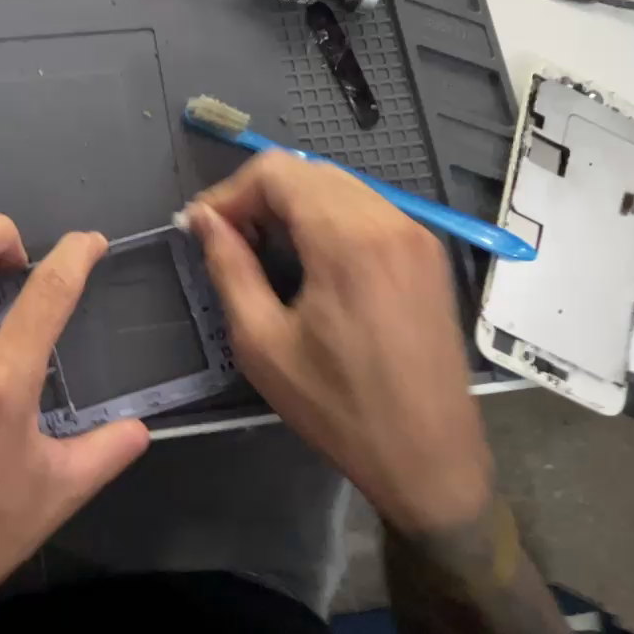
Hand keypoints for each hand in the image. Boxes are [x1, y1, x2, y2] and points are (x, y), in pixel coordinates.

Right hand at [184, 152, 492, 534]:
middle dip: (256, 196)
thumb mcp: (261, 341)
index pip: (276, 173)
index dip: (229, 192)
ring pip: (336, 185)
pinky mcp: (427, 254)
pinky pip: (364, 208)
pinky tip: (307, 257)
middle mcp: (389, 221)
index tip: (202, 228)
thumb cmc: (338, 408)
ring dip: (289, 203)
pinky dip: (324, 215)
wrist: (431, 462)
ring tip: (260, 248)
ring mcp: (415, 235)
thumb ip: (228, 266)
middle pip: (305, 171)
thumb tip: (202, 219)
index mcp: (349, 240)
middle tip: (226, 239)